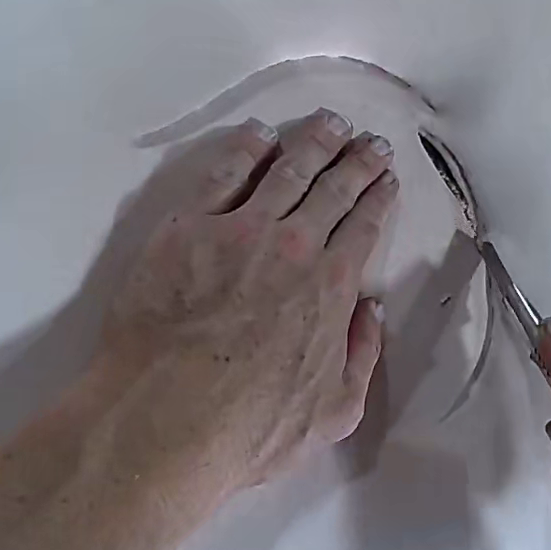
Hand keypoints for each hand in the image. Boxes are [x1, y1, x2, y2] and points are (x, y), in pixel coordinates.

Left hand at [92, 108, 398, 493]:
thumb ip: (363, 355)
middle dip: (358, 160)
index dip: (380, 196)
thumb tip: (371, 309)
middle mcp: (294, 245)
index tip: (387, 177)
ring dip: (314, 142)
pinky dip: (247, 148)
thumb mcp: (336, 410)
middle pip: (334, 188)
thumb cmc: (252, 426)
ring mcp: (239, 230)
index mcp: (332, 285)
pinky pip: (223, 174)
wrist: (163, 422)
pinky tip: (261, 133)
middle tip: (370, 141)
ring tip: (330, 123)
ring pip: (287, 170)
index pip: (365, 225)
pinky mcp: (187, 228)